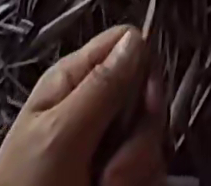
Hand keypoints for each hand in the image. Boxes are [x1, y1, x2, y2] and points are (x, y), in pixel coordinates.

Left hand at [0, 25, 166, 185]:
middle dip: (140, 134)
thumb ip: (100, 87)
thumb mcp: (59, 136)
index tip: (146, 105)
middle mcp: (94, 103)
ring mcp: (107, 140)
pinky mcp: (117, 172)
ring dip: (138, 167)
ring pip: (150, 133)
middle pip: (145, 92)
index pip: (125, 43)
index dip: (144, 68)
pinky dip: (141, 181)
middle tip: (113, 171)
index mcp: (73, 79)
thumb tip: (135, 38)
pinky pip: (150, 166)